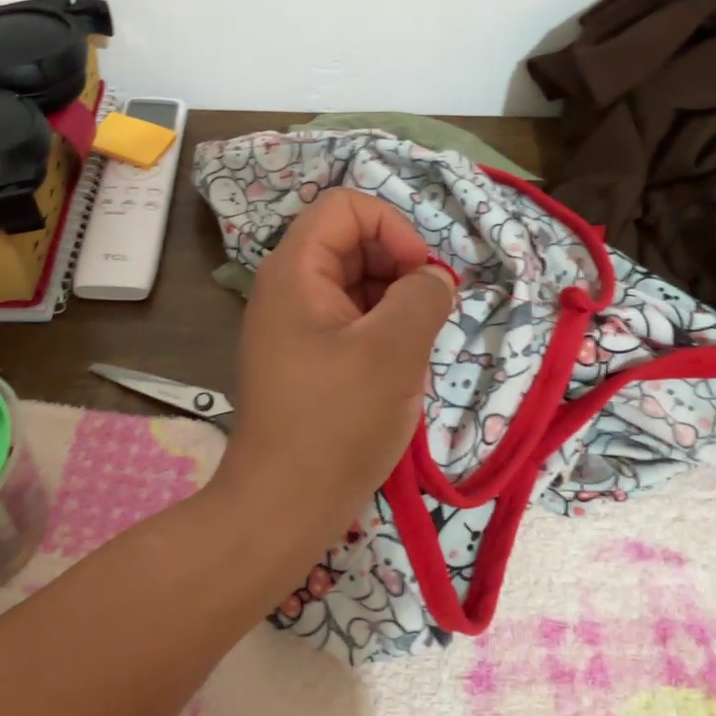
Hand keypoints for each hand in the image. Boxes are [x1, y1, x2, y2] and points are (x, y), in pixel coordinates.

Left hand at [213, 188, 456, 547]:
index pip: (346, 207)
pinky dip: (381, 334)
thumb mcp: (394, 350)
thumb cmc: (336, 422)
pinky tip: (397, 373)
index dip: (392, 228)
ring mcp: (294, 326)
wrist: (281, 507)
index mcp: (296, 271)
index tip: (421, 276)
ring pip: (355, 284)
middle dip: (399, 268)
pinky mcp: (305, 359)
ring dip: (395, 305)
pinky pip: (350, 322)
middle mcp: (289, 288)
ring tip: (413, 351)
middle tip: (427, 317)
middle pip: (352, 243)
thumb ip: (423, 296)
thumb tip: (433, 277)